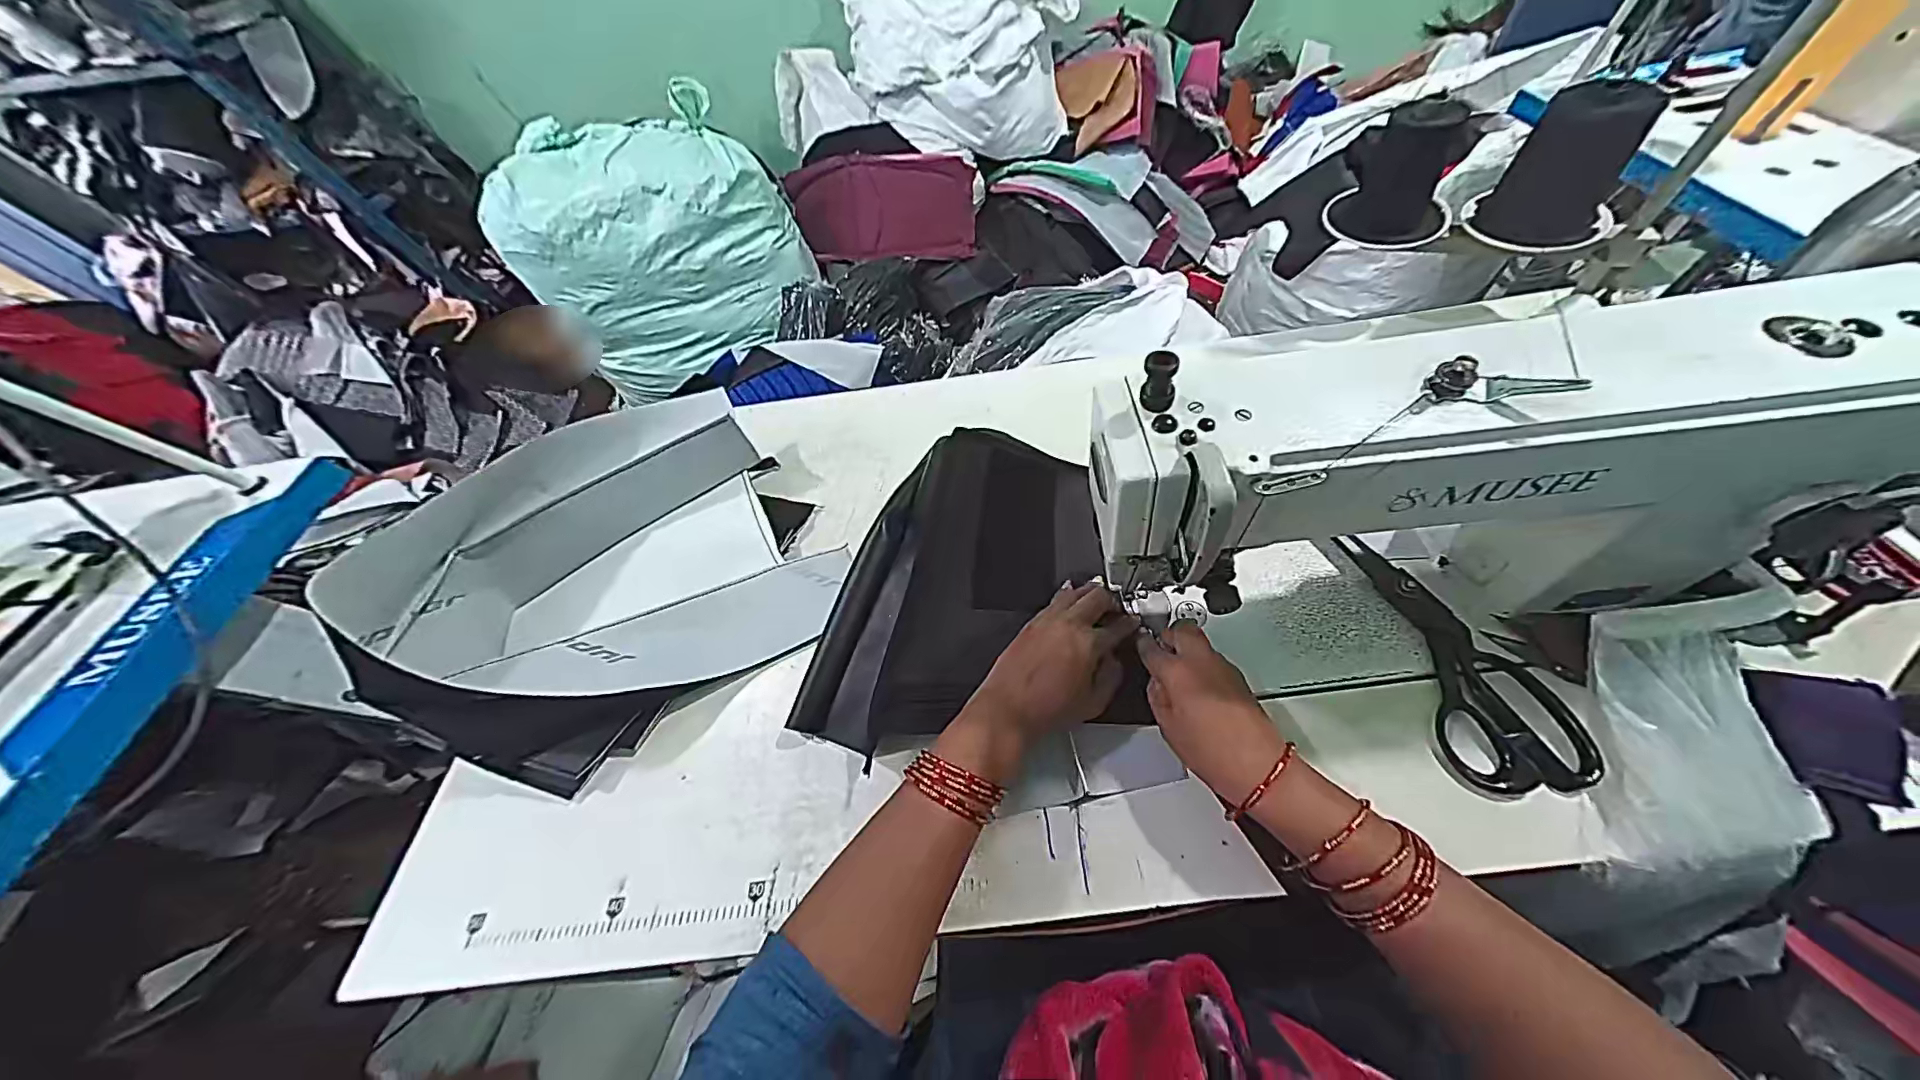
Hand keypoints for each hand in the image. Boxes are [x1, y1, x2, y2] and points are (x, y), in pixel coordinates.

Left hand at [942, 584, 1138, 779]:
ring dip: (1090, 592)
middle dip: (1113, 600)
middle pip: (1098, 597)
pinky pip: (1053, 600)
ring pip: (1074, 591)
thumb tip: (1114, 662)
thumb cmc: (1044, 709)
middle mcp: (1068, 626)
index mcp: (1089, 643)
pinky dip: (1066, 596)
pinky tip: (1069, 600)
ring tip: (1096, 598)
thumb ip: (1111, 677)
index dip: (1129, 624)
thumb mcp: (1094, 702)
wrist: (1008, 709)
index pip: (1118, 626)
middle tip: (1117, 607)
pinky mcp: (1030, 623)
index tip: (1131, 624)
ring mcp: (1047, 621)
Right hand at [1136, 620, 1288, 801]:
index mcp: (1178, 671)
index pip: (1152, 647)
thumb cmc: (1217, 753)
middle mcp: (1203, 662)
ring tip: (1179, 670)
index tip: (1141, 646)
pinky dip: (1203, 665)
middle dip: (1168, 635)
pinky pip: (1214, 660)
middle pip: (1182, 629)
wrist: (1259, 766)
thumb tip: (1156, 685)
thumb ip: (1157, 697)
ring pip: (1201, 642)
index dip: (1143, 645)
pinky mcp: (1239, 677)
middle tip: (1160, 646)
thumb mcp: (1168, 727)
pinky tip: (1198, 686)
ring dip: (1187, 649)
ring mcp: (1224, 667)